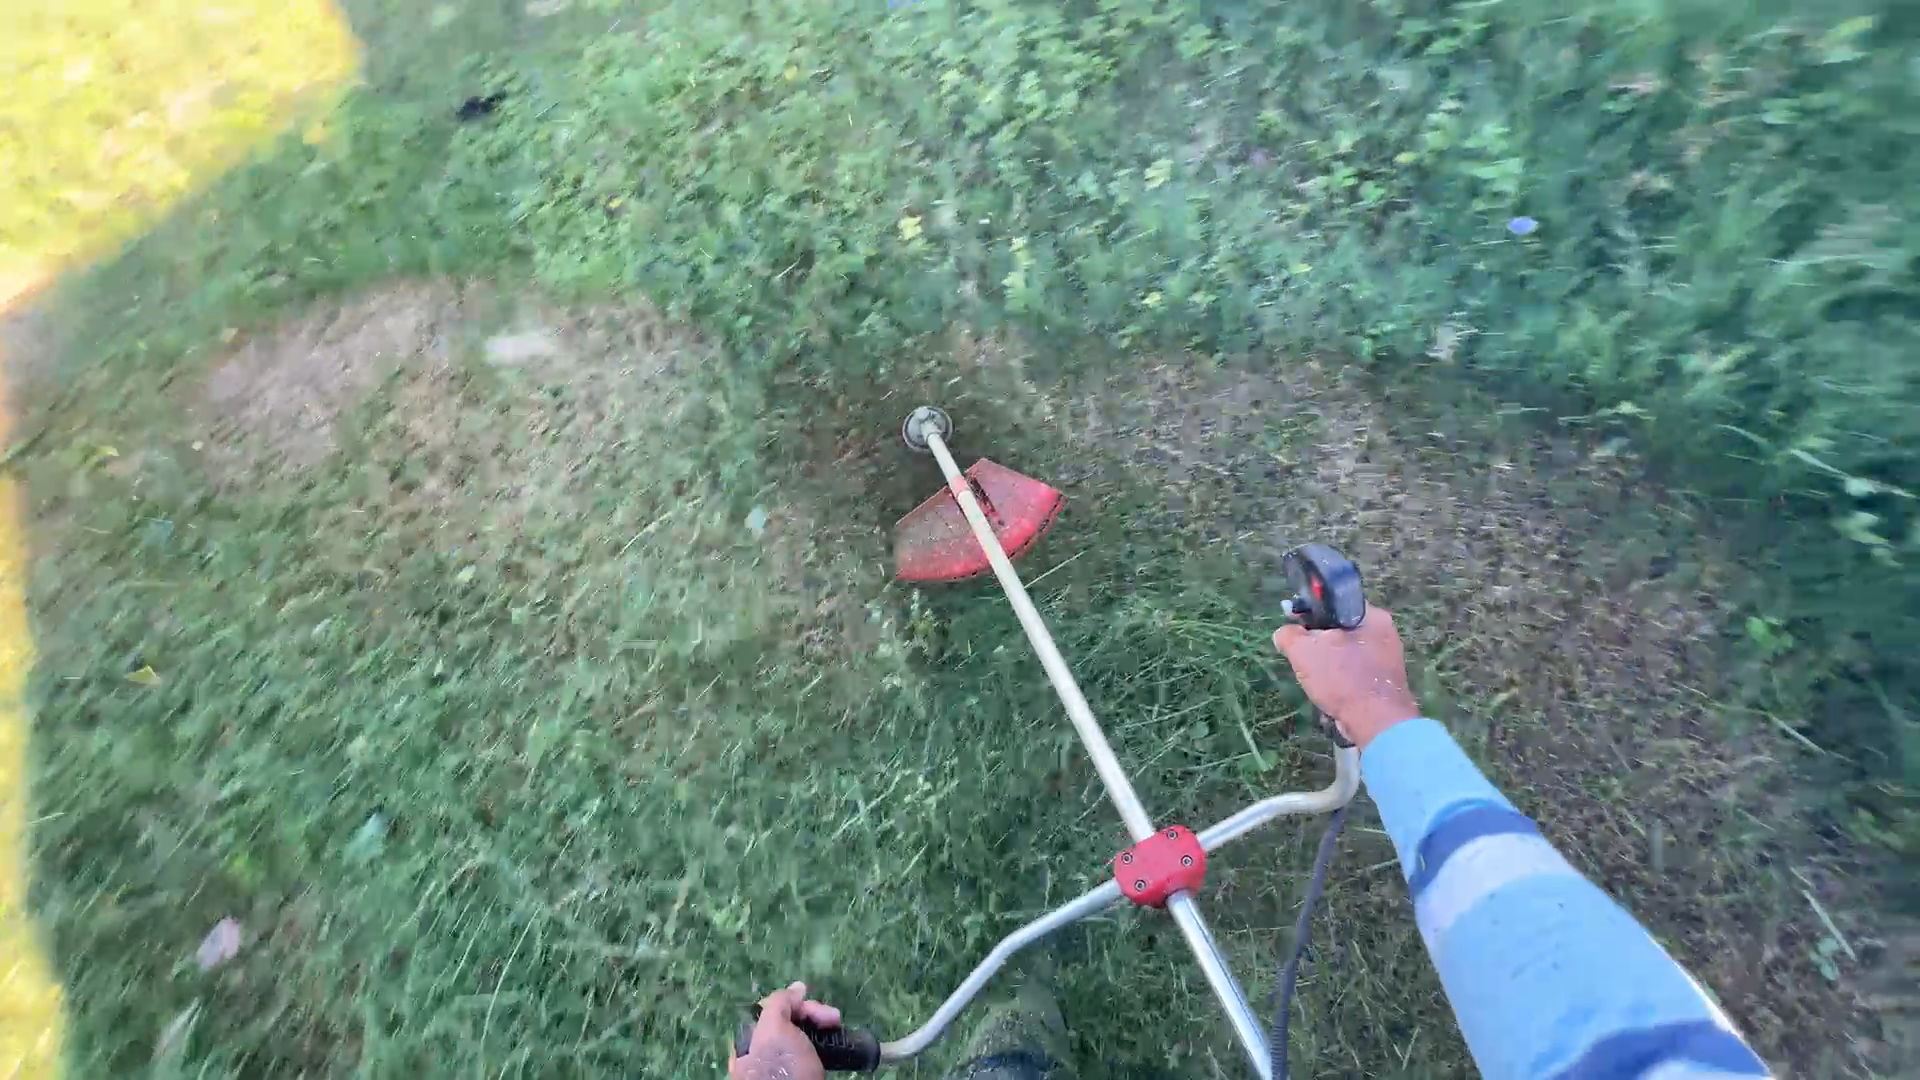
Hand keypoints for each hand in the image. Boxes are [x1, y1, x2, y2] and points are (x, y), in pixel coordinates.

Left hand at [729, 982, 842, 1079]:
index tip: (809, 1003)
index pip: (772, 1007)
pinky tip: (833, 1039)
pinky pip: (809, 1049)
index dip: (793, 1002)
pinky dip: (822, 1041)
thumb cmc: (782, 1071)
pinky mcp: (798, 1075)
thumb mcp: (774, 1030)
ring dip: (821, 1022)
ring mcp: (780, 1066)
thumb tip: (797, 988)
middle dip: (812, 1012)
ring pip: (801, 1032)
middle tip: (832, 1017)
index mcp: (748, 1042)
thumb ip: (779, 1003)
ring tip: (837, 1024)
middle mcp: (761, 1053)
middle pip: (788, 1018)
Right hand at [1273, 607, 1420, 748]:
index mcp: (1373, 616)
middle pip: (1338, 629)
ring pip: (1345, 651)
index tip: (1295, 626)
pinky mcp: (1386, 680)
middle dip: (1317, 642)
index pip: (1334, 604)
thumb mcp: (1302, 650)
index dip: (1310, 613)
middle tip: (1303, 656)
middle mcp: (1385, 633)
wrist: (1375, 722)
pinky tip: (1331, 689)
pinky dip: (1340, 677)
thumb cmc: (1342, 678)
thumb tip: (1285, 633)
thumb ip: (1288, 634)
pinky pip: (1354, 670)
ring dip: (1327, 661)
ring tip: (1315, 676)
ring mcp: (1388, 658)